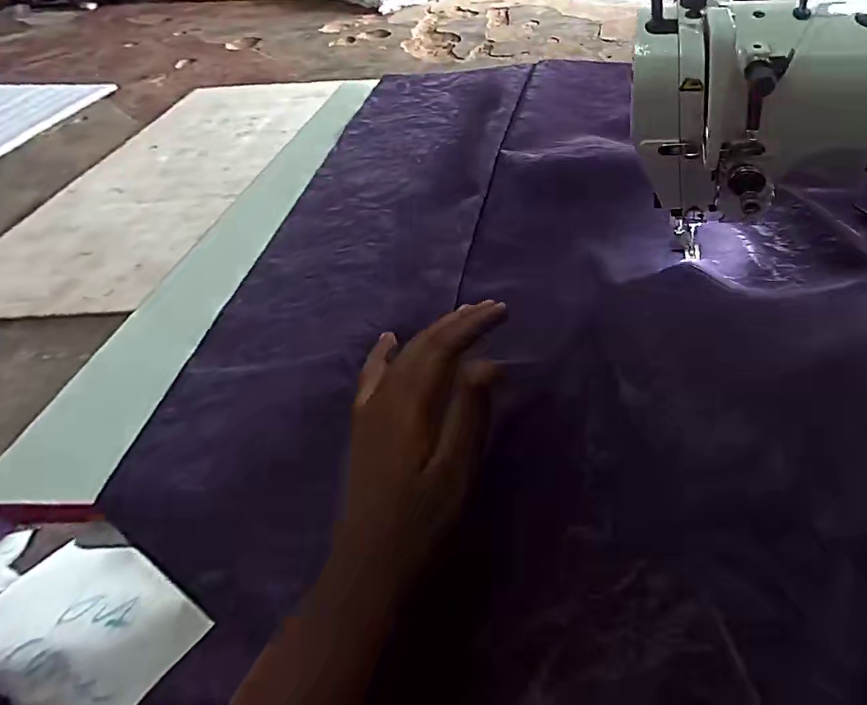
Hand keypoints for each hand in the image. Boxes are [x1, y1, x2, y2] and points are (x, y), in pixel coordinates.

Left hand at [333, 300, 505, 594]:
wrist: (369, 558)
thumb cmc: (422, 517)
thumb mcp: (456, 468)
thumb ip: (469, 412)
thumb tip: (487, 363)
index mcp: (411, 403)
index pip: (445, 347)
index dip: (474, 325)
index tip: (503, 312)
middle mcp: (387, 394)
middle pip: (424, 343)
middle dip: (459, 320)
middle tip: (492, 307)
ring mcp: (370, 406)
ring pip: (403, 352)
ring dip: (433, 330)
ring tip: (460, 315)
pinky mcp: (363, 421)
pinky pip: (372, 372)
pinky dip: (384, 351)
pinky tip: (389, 339)